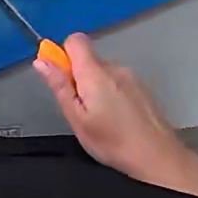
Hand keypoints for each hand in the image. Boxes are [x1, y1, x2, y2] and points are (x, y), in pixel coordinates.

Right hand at [34, 34, 197, 197]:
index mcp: (95, 73)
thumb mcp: (76, 118)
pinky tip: (117, 119)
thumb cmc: (111, 141)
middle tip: (81, 109)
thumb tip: (41, 61)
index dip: (63, 54)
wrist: (157, 156)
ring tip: (101, 118)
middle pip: (89, 59)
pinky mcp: (142, 87)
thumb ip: (59, 86)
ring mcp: (131, 77)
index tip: (62, 78)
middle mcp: (115, 67)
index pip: (75, 40)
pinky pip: (118, 81)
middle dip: (79, 78)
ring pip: (103, 72)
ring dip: (96, 88)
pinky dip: (112, 94)